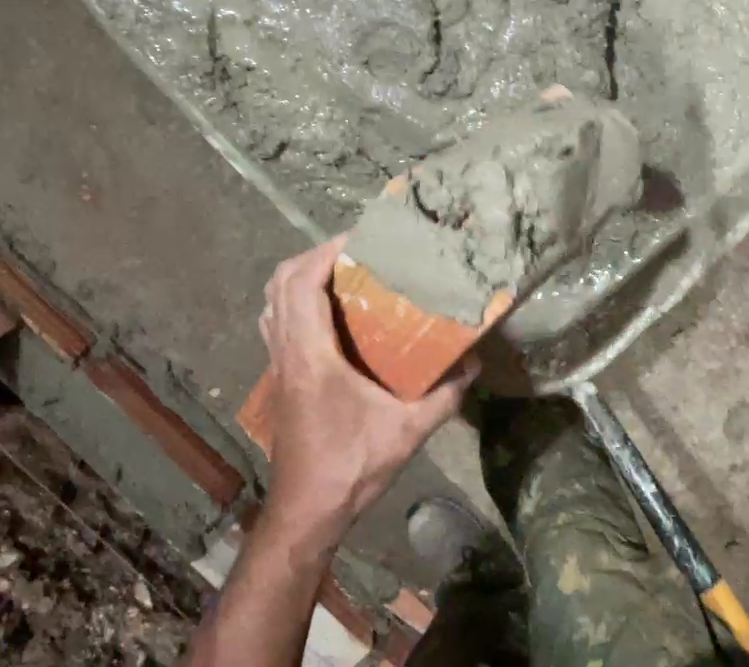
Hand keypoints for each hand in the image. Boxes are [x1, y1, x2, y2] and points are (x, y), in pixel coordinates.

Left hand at [259, 237, 477, 543]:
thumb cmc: (352, 466)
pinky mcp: (281, 377)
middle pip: (280, 283)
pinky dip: (294, 300)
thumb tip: (475, 361)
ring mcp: (279, 365)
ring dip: (300, 276)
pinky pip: (277, 321)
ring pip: (273, 301)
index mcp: (311, 356)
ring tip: (341, 272)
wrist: (307, 509)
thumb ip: (444, 394)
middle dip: (314, 256)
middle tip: (356, 252)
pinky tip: (328, 311)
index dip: (325, 252)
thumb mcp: (408, 432)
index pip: (302, 284)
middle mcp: (287, 352)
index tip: (360, 238)